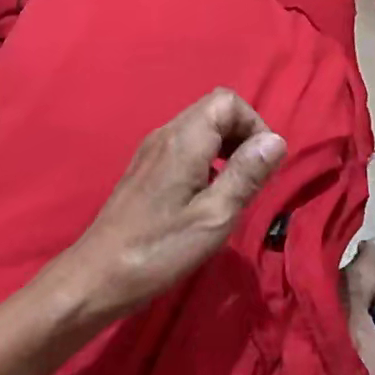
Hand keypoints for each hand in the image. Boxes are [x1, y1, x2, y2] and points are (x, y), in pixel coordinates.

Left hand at [45, 89, 286, 323]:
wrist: (99, 273)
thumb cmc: (159, 249)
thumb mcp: (214, 217)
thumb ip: (246, 175)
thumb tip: (276, 140)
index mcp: (182, 140)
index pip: (227, 101)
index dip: (254, 124)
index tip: (264, 165)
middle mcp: (164, 135)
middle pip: (213, 111)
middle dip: (242, 136)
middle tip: (252, 179)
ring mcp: (150, 152)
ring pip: (198, 129)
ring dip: (225, 149)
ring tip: (234, 190)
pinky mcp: (144, 170)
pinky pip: (183, 148)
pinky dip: (206, 161)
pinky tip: (207, 197)